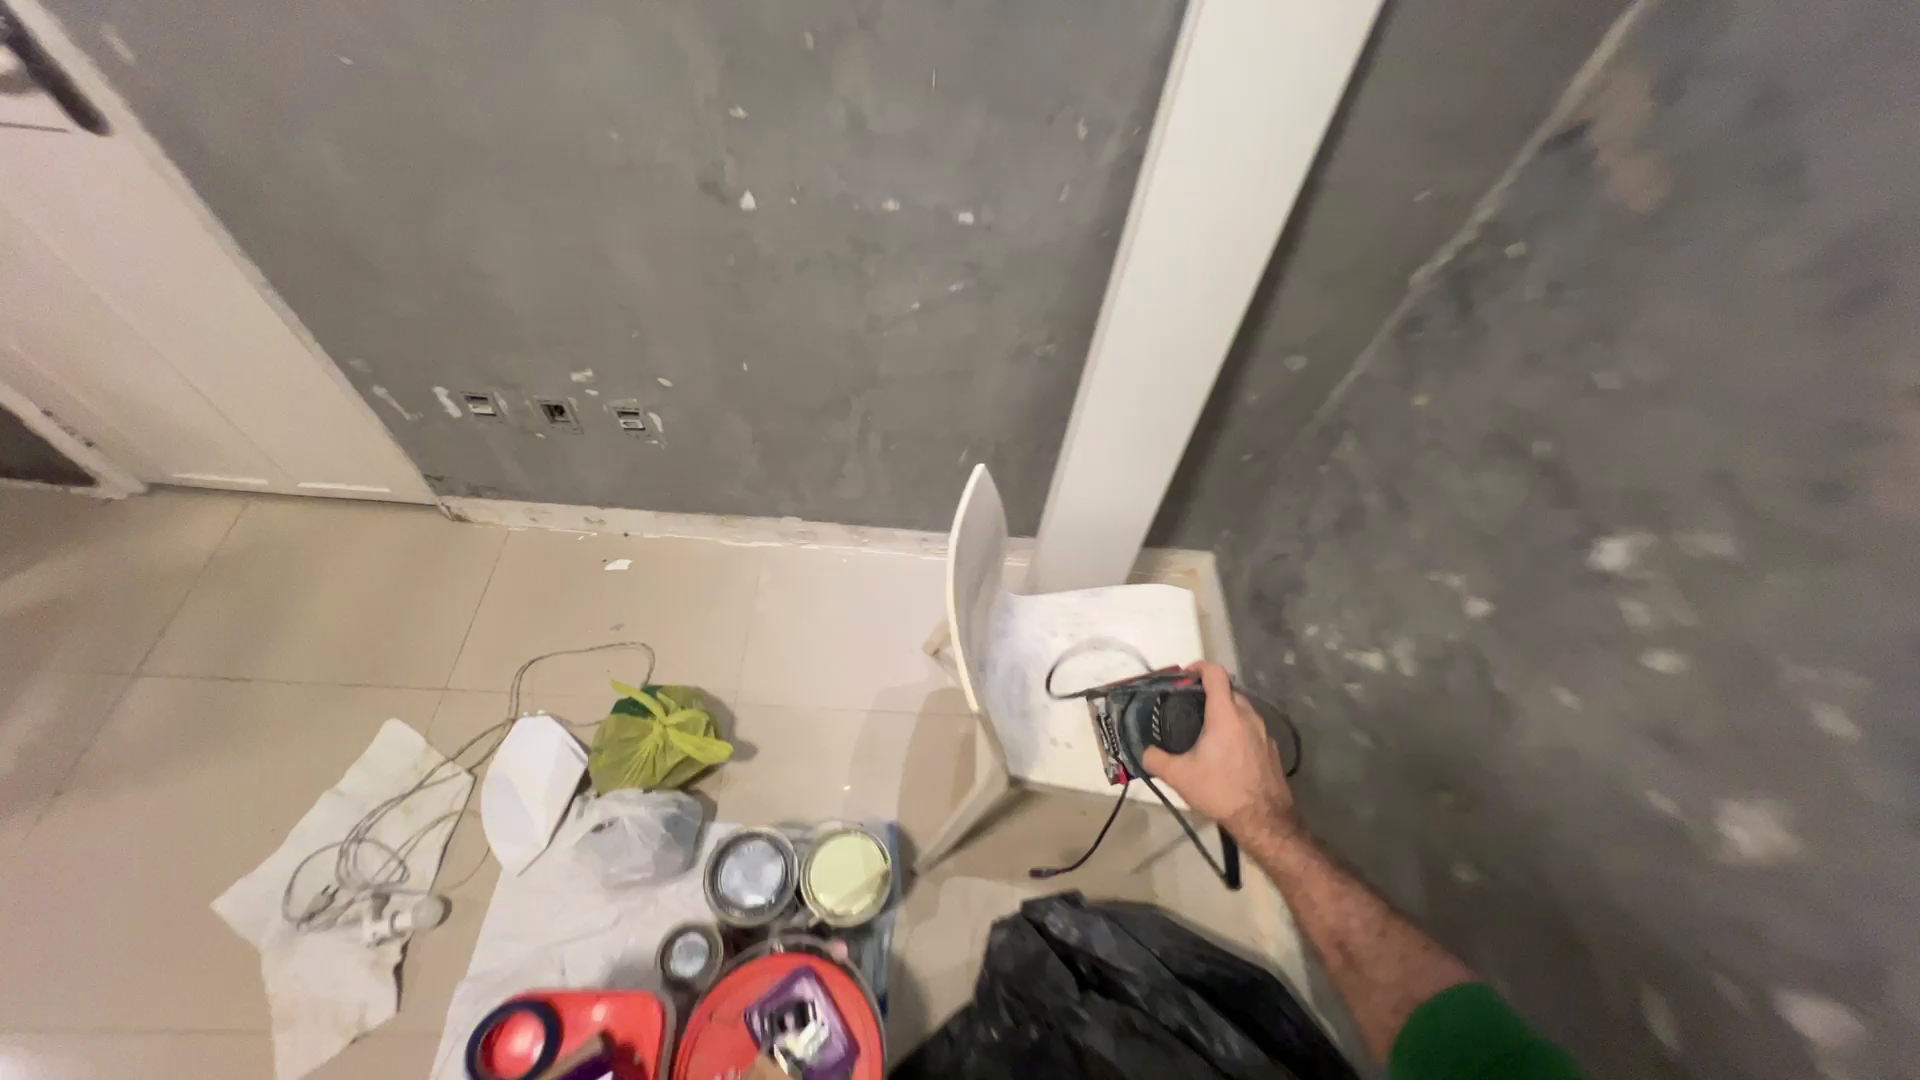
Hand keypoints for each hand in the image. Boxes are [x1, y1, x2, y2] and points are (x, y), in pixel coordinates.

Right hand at [1142, 661, 1296, 836]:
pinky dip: (1237, 730)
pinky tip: (1225, 753)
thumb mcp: (1179, 776)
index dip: (1199, 667)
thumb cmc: (1220, 790)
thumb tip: (1144, 752)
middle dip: (1209, 692)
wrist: (1265, 820)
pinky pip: (1251, 729)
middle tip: (1188, 706)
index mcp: (1225, 714)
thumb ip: (1155, 759)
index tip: (1185, 675)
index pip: (1215, 673)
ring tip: (1205, 730)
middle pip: (1229, 690)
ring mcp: (1264, 733)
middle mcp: (1248, 716)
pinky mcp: (1271, 750)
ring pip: (1242, 710)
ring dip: (1224, 712)